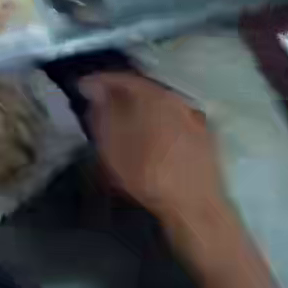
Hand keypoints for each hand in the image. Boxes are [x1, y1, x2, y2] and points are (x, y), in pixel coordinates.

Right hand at [83, 71, 233, 233]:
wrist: (197, 210)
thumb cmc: (148, 173)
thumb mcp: (111, 143)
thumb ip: (101, 111)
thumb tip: (94, 89)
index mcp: (154, 95)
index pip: (121, 77)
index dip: (98, 80)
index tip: (82, 87)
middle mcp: (177, 99)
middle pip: (142, 88)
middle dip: (118, 92)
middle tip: (99, 101)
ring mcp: (194, 118)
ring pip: (158, 104)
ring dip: (138, 107)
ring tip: (121, 119)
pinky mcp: (205, 138)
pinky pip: (172, 119)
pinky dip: (155, 121)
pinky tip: (146, 136)